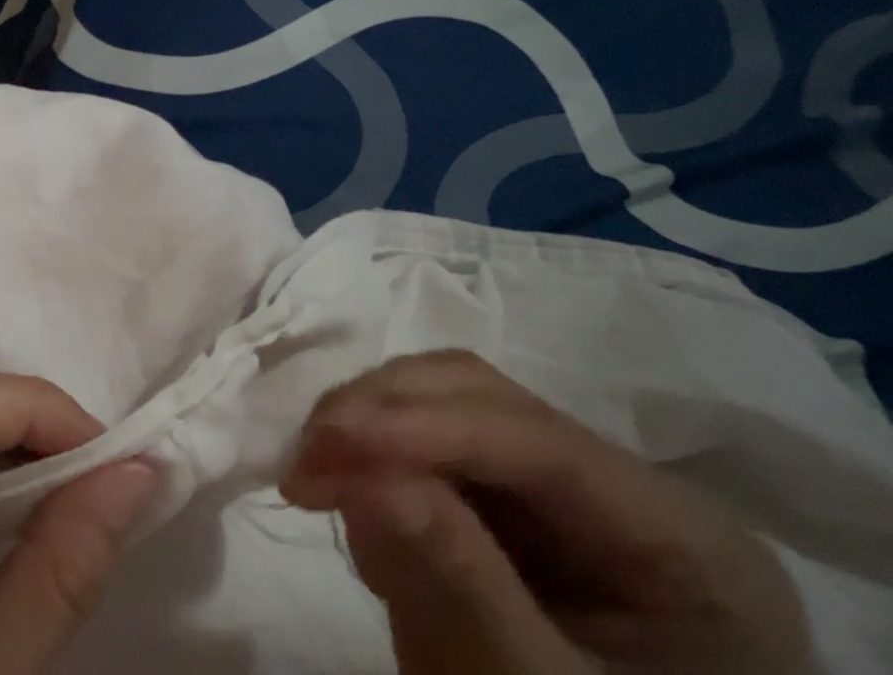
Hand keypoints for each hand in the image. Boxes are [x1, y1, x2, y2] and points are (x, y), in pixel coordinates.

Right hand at [281, 350, 811, 674]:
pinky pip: (426, 455)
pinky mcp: (508, 512)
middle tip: (301, 463)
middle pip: (486, 399)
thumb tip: (363, 476)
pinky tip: (356, 510)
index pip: (539, 441)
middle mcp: (624, 491)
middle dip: (383, 415)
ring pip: (445, 408)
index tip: (322, 441)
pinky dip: (374, 466)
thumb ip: (458, 585)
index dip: (423, 426)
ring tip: (312, 486)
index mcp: (683, 539)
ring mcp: (562, 497)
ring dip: (368, 433)